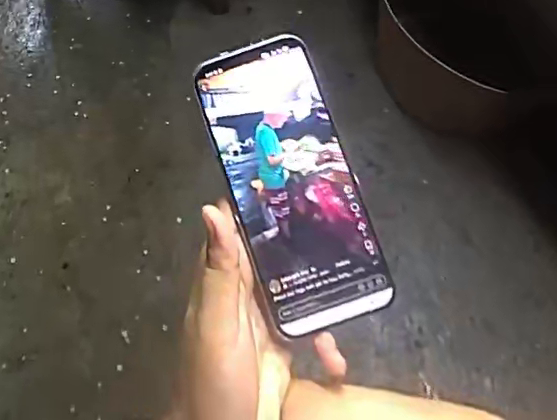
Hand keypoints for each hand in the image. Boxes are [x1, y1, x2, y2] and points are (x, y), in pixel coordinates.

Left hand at [168, 204, 345, 419]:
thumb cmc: (210, 379)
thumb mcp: (215, 322)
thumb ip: (218, 269)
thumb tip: (212, 207)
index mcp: (220, 277)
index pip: (234, 227)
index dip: (253, 203)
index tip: (281, 178)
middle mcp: (242, 294)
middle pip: (270, 254)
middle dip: (296, 240)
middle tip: (331, 225)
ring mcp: (265, 324)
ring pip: (296, 292)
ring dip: (318, 291)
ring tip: (345, 287)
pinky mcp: (284, 356)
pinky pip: (311, 337)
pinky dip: (326, 346)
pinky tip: (334, 359)